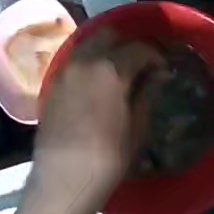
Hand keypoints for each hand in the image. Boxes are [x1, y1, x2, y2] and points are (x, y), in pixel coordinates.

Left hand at [31, 29, 163, 209]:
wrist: (64, 178)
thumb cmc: (108, 156)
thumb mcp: (137, 127)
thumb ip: (145, 94)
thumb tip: (153, 76)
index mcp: (110, 69)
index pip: (139, 48)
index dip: (156, 55)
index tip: (163, 69)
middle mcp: (83, 63)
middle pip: (106, 36)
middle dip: (125, 43)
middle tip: (139, 60)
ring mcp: (62, 74)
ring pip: (85, 47)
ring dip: (103, 52)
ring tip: (117, 71)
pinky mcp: (50, 88)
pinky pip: (72, 65)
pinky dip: (86, 66)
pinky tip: (96, 83)